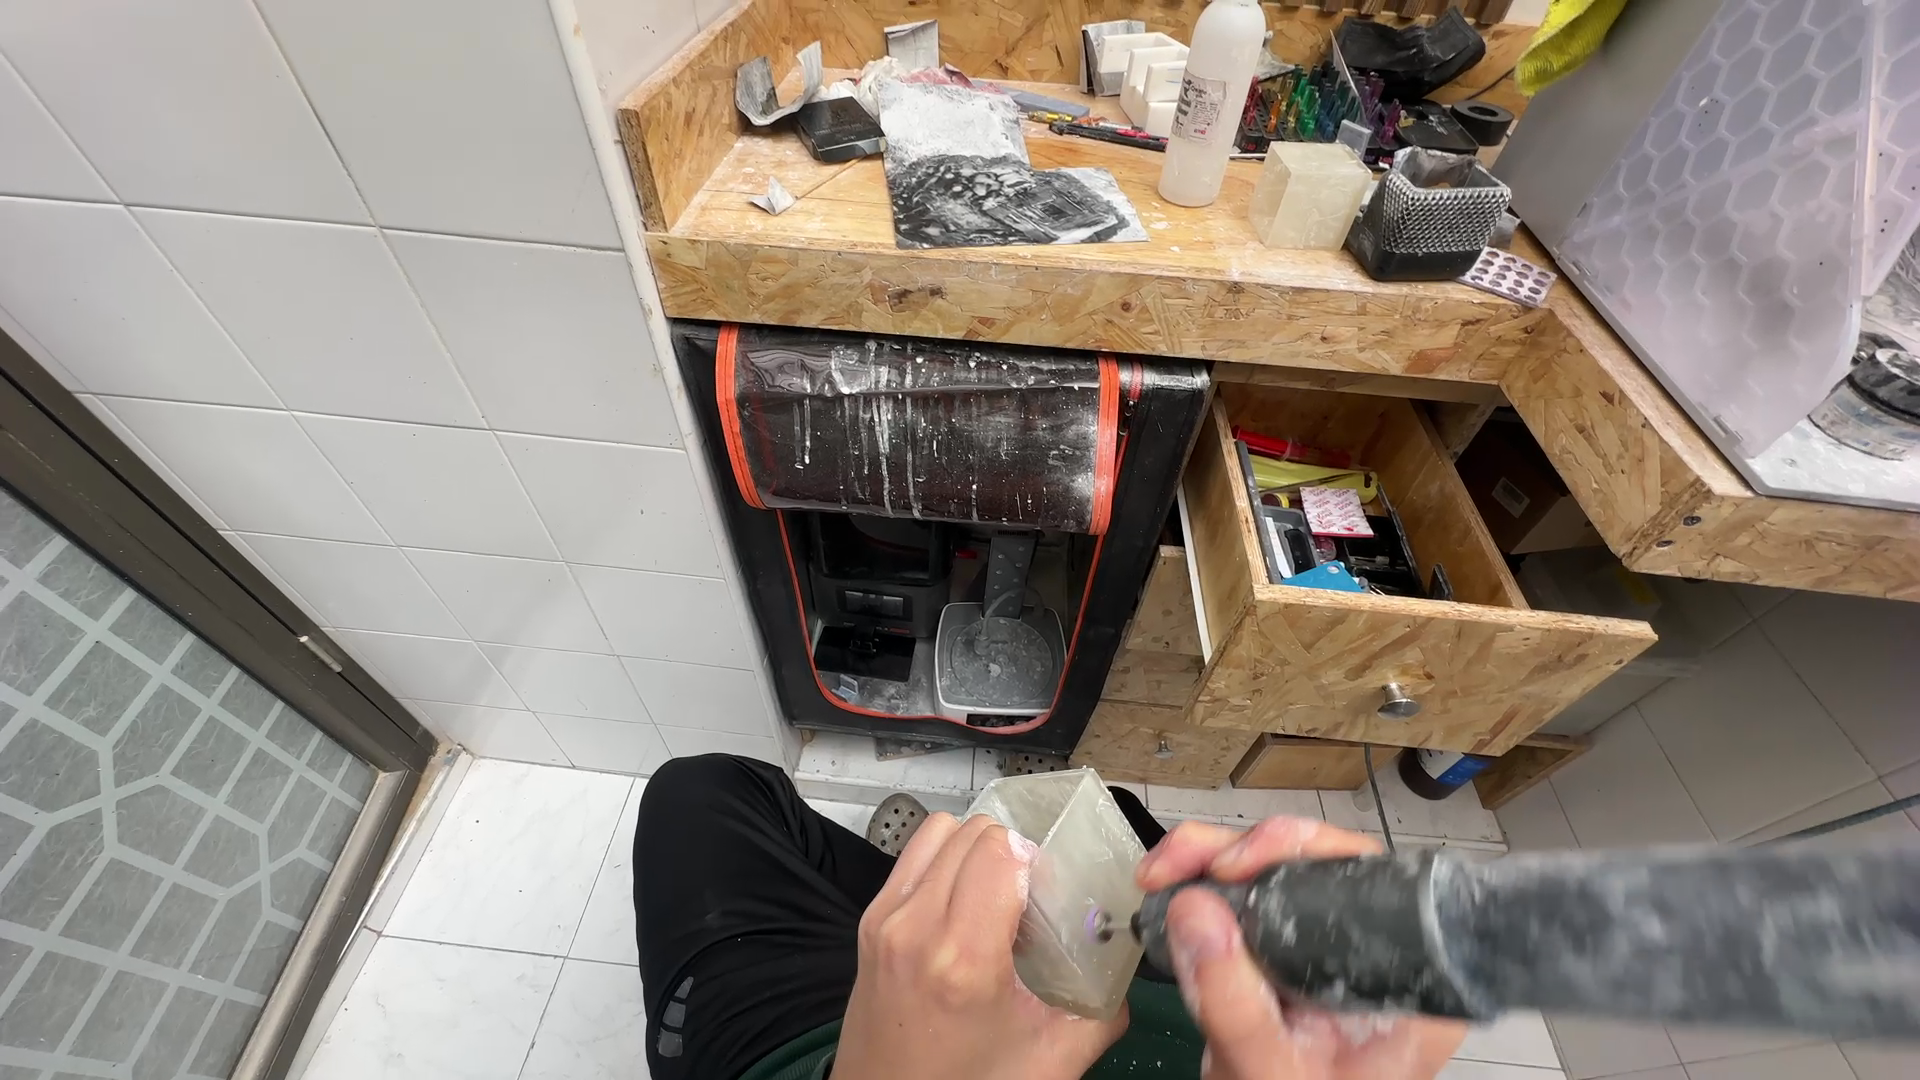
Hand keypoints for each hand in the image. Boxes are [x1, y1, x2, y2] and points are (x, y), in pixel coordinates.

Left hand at [833, 813, 1126, 1079]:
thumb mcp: (1050, 1059)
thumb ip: (1099, 1006)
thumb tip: (1118, 956)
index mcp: (964, 957)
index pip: (1000, 849)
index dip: (1031, 859)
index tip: (1045, 890)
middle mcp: (917, 924)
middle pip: (975, 833)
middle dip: (1009, 852)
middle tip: (1024, 895)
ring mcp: (886, 916)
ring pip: (943, 830)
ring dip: (975, 847)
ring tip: (991, 891)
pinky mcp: (870, 916)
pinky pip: (915, 851)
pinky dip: (945, 856)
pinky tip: (960, 897)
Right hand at [1138, 817, 1466, 1079]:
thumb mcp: (1267, 1075)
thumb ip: (1236, 1007)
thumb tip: (1191, 905)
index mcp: (1389, 978)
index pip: (1361, 878)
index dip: (1297, 850)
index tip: (1232, 866)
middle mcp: (1356, 947)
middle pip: (1301, 859)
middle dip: (1228, 847)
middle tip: (1173, 866)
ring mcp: (1311, 942)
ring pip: (1260, 864)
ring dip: (1199, 855)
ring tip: (1155, 874)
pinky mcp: (1270, 943)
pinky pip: (1231, 888)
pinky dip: (1191, 875)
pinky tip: (1161, 885)